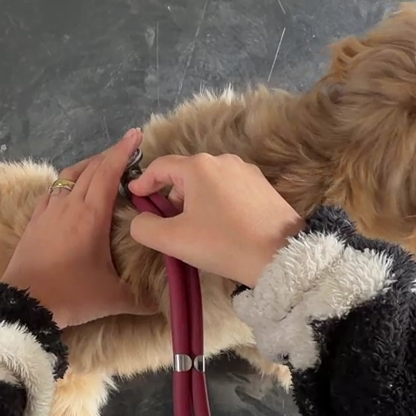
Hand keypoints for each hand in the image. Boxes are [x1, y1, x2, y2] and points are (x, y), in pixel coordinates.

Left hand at [0, 129, 151, 327]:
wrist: (23, 304)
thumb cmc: (71, 295)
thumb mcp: (113, 298)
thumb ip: (142, 298)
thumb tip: (167, 302)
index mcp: (91, 214)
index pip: (109, 172)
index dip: (123, 151)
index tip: (136, 135)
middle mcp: (69, 204)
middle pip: (90, 168)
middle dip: (110, 155)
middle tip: (128, 150)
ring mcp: (48, 210)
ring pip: (69, 174)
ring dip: (88, 165)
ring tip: (102, 165)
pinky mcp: (34, 220)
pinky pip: (53, 189)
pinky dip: (67, 180)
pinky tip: (71, 187)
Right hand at [127, 153, 303, 286]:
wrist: (280, 255)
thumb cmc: (222, 243)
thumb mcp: (173, 239)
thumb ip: (144, 227)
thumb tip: (140, 219)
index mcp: (198, 167)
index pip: (161, 166)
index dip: (143, 182)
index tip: (135, 197)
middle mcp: (223, 160)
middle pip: (185, 175)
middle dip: (171, 196)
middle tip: (168, 224)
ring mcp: (246, 171)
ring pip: (208, 182)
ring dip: (194, 201)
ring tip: (195, 229)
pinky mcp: (263, 186)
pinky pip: (228, 189)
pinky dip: (216, 203)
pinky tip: (220, 227)